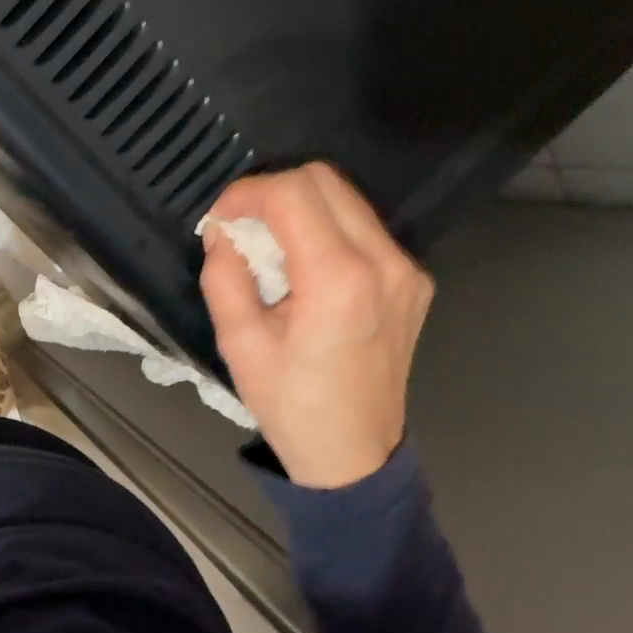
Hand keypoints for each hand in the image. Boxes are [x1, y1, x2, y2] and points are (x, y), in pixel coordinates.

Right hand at [200, 163, 433, 488]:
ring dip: (299, 208)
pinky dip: (325, 230)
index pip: (293, 195)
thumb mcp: (239, 344)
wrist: (353, 452)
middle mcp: (384, 262)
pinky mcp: (412, 280)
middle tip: (239, 226)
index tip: (219, 218)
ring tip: (266, 245)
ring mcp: (406, 269)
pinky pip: (364, 230)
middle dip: (272, 192)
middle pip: (325, 181)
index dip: (246, 193)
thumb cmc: (290, 405)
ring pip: (348, 199)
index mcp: (339, 280)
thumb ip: (225, 278)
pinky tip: (301, 267)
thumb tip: (222, 233)